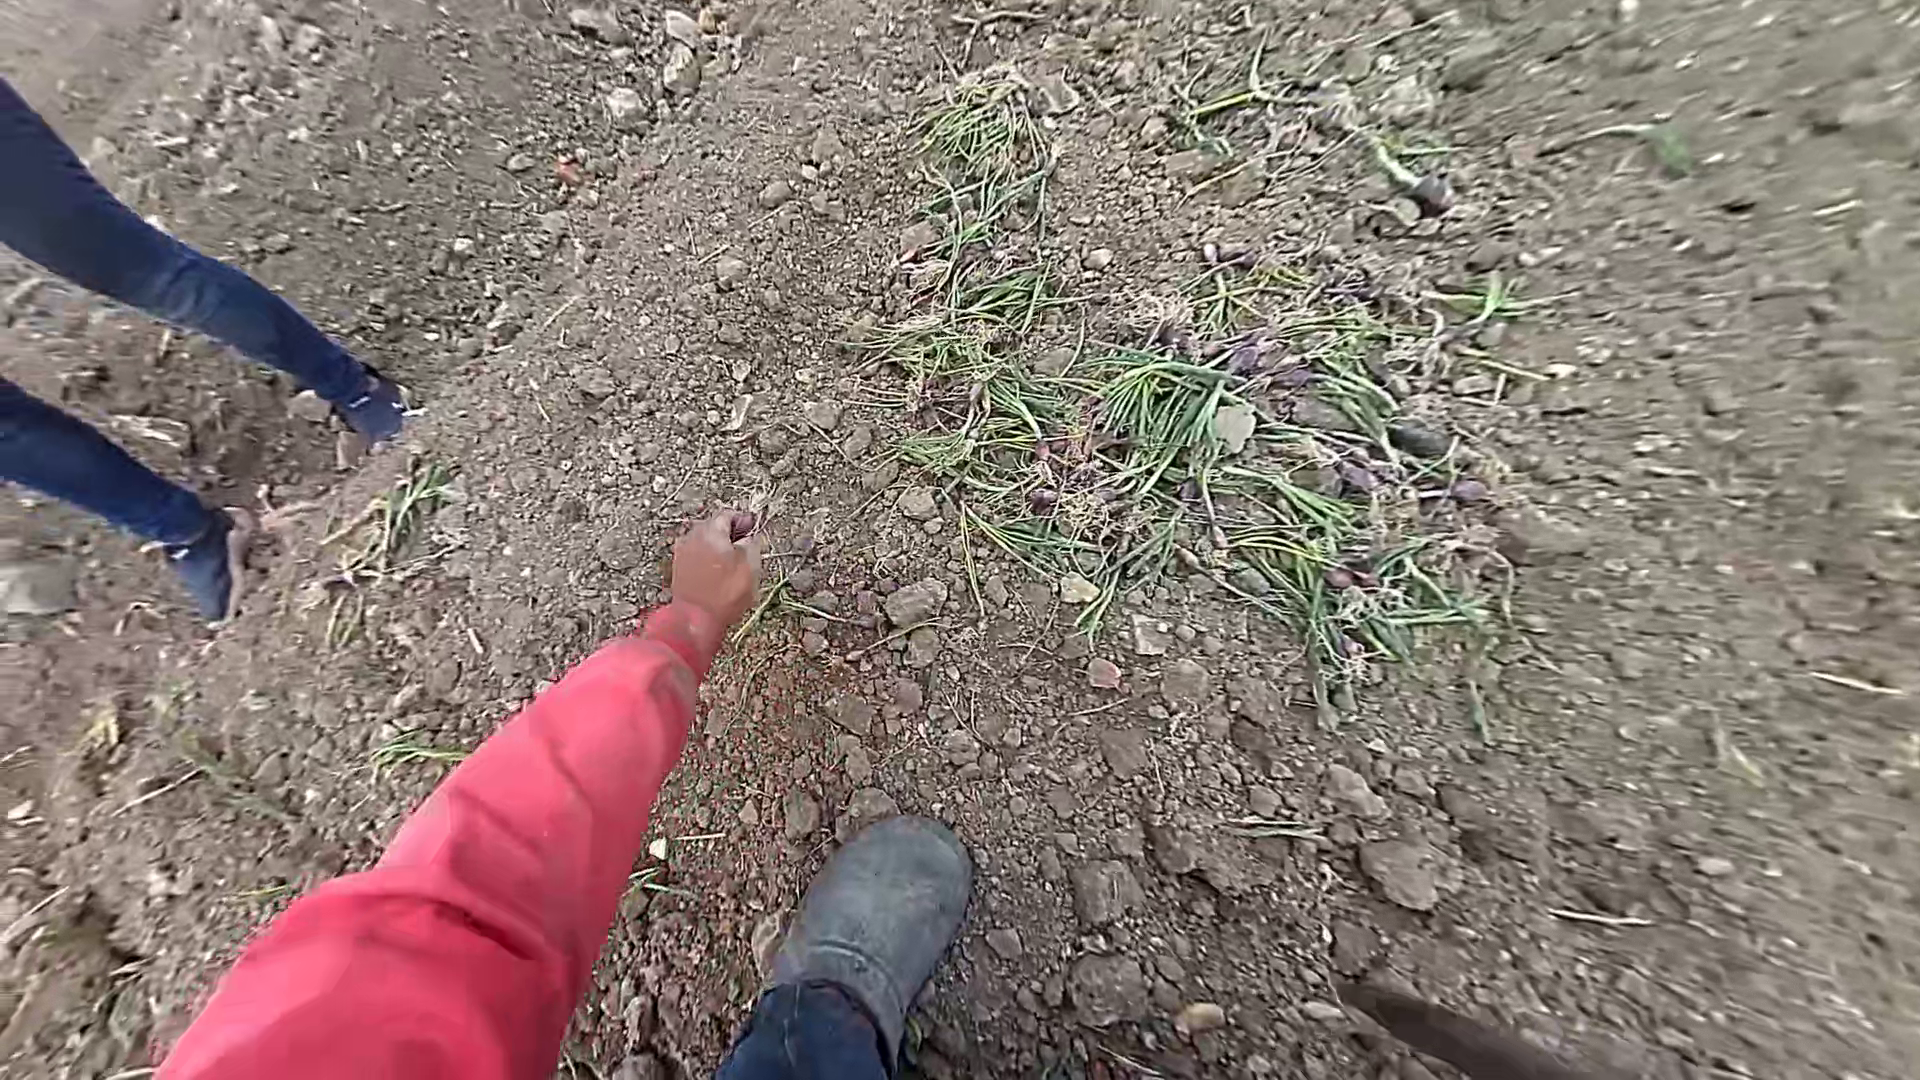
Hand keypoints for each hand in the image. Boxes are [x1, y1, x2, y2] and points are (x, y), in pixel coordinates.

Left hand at [670, 511, 761, 628]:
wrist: (695, 620)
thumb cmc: (725, 592)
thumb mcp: (751, 564)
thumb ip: (753, 543)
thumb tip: (752, 535)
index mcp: (710, 531)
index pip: (728, 514)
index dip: (745, 520)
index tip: (756, 530)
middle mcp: (692, 537)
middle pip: (714, 526)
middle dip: (732, 533)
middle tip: (748, 546)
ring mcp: (682, 553)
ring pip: (706, 541)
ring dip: (720, 547)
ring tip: (735, 562)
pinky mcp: (679, 569)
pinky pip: (698, 555)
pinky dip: (710, 558)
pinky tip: (720, 572)